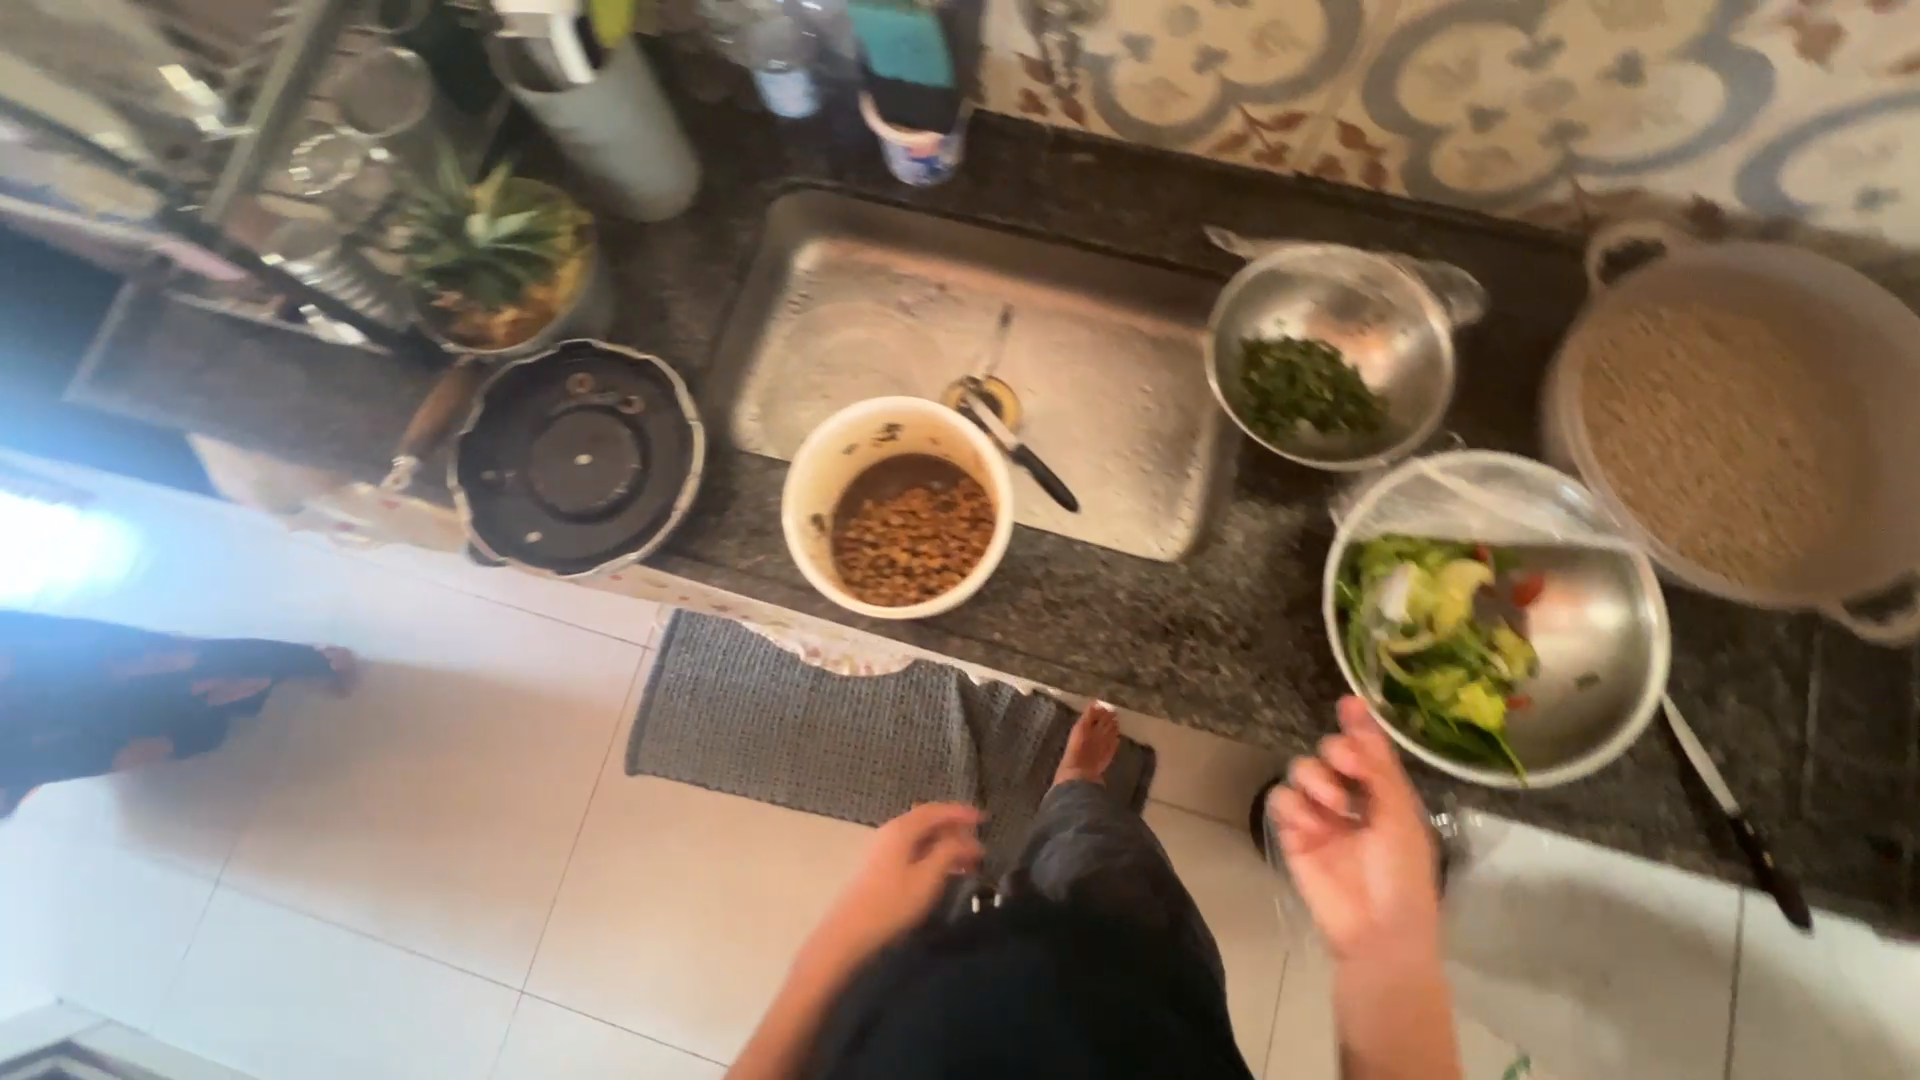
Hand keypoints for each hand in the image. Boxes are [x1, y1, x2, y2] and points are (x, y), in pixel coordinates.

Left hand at [795, 802, 984, 979]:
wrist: (848, 934)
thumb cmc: (892, 904)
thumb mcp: (928, 878)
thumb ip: (948, 852)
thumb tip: (965, 839)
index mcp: (902, 829)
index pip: (936, 810)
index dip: (961, 813)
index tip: (984, 819)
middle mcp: (891, 831)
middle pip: (928, 822)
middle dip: (955, 831)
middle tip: (979, 847)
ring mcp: (882, 849)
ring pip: (921, 838)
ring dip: (945, 846)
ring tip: (968, 863)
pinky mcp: (879, 867)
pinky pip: (913, 851)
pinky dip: (932, 856)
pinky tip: (944, 873)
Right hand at [1270, 697, 1439, 960]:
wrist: (1377, 931)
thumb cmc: (1402, 874)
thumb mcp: (1399, 813)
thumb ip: (1376, 762)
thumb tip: (1355, 705)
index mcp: (1383, 797)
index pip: (1364, 751)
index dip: (1357, 730)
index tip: (1349, 707)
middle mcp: (1350, 801)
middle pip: (1328, 755)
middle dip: (1335, 754)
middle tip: (1346, 768)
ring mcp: (1319, 817)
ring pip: (1301, 772)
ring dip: (1316, 779)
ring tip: (1332, 804)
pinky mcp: (1292, 835)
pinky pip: (1281, 801)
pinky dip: (1293, 806)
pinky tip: (1309, 824)